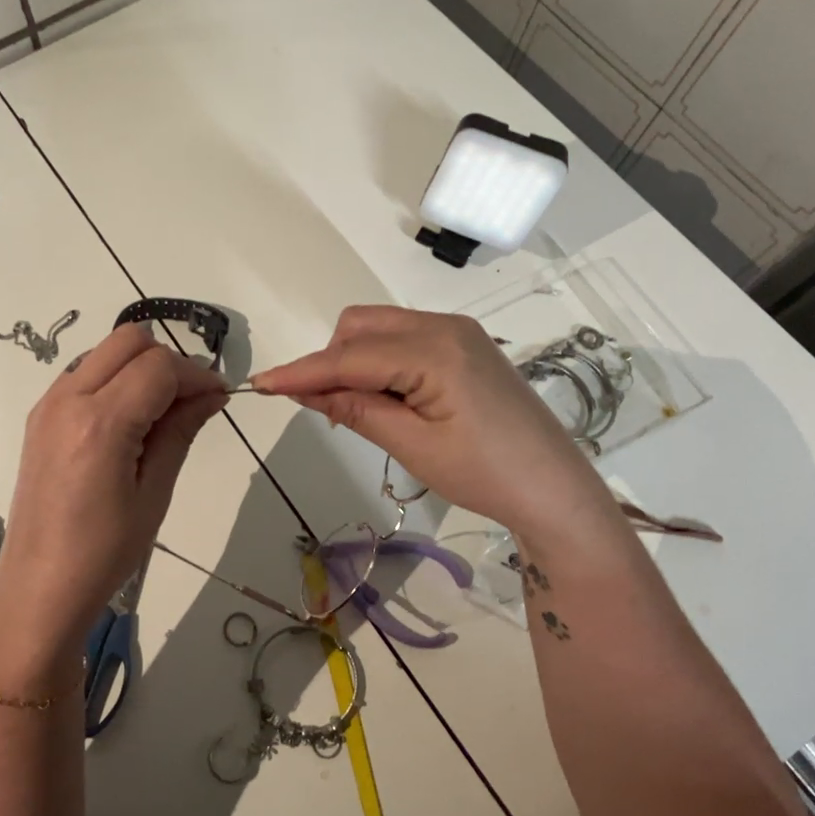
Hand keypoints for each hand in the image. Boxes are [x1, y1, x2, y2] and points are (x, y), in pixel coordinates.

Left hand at [0, 325, 227, 656]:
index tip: (220, 397)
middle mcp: (68, 400)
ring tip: (162, 415)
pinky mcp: (39, 418)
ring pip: (104, 352)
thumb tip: (211, 395)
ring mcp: (48, 406)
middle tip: (191, 402)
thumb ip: (180, 432)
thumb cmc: (104, 552)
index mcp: (100, 423)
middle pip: (128, 341)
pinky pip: (83, 375)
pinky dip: (113, 381)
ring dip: (138, 368)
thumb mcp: (153, 494)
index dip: (196, 374)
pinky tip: (129, 422)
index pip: (159, 366)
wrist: (40, 587)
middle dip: (168, 360)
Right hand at [251, 306, 610, 529]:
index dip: (302, 371)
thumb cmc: (484, 475)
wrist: (554, 489)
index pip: (350, 356)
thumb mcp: (412, 446)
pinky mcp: (465, 345)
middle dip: (331, 360)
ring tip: (357, 409)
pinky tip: (385, 397)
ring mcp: (458, 332)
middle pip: (361, 326)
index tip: (260, 384)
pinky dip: (380, 361)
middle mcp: (445, 327)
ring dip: (354, 359)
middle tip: (325, 409)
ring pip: (380, 328)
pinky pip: (404, 338)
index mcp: (435, 351)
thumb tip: (306, 391)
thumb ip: (356, 409)